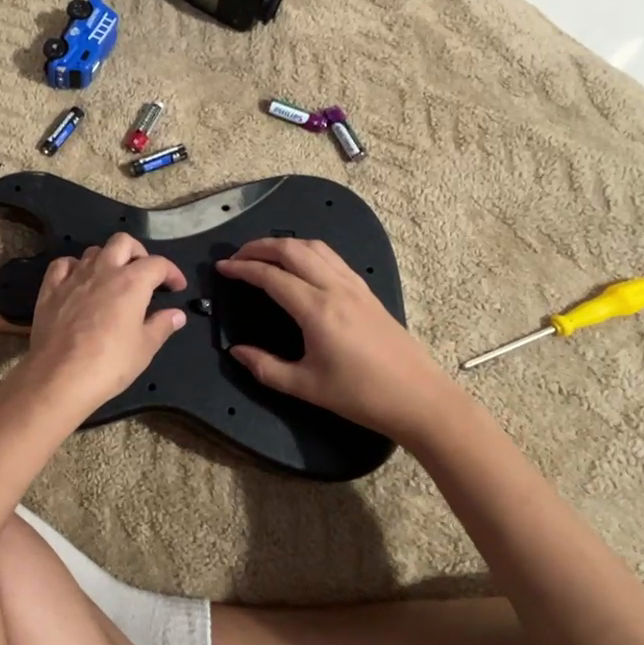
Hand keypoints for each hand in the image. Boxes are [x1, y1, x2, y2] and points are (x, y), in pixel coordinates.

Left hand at [19, 233, 188, 412]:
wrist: (60, 376)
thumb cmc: (109, 364)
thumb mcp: (144, 348)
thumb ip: (162, 326)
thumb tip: (177, 314)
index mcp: (131, 282)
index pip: (157, 263)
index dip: (171, 272)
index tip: (176, 287)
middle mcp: (102, 270)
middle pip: (123, 242)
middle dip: (138, 252)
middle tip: (144, 275)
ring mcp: (73, 277)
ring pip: (93, 251)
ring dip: (108, 259)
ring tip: (113, 280)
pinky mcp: (50, 288)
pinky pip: (63, 265)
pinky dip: (74, 267)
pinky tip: (79, 281)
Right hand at [217, 238, 458, 441]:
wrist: (420, 400)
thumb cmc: (361, 396)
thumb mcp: (306, 387)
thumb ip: (266, 367)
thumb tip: (237, 352)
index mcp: (316, 310)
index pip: (271, 276)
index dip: (243, 268)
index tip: (222, 268)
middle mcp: (335, 289)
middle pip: (292, 250)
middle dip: (260, 246)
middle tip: (238, 256)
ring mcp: (355, 287)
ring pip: (316, 247)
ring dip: (285, 244)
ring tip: (265, 254)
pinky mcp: (368, 292)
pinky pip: (333, 258)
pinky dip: (308, 251)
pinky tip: (301, 265)